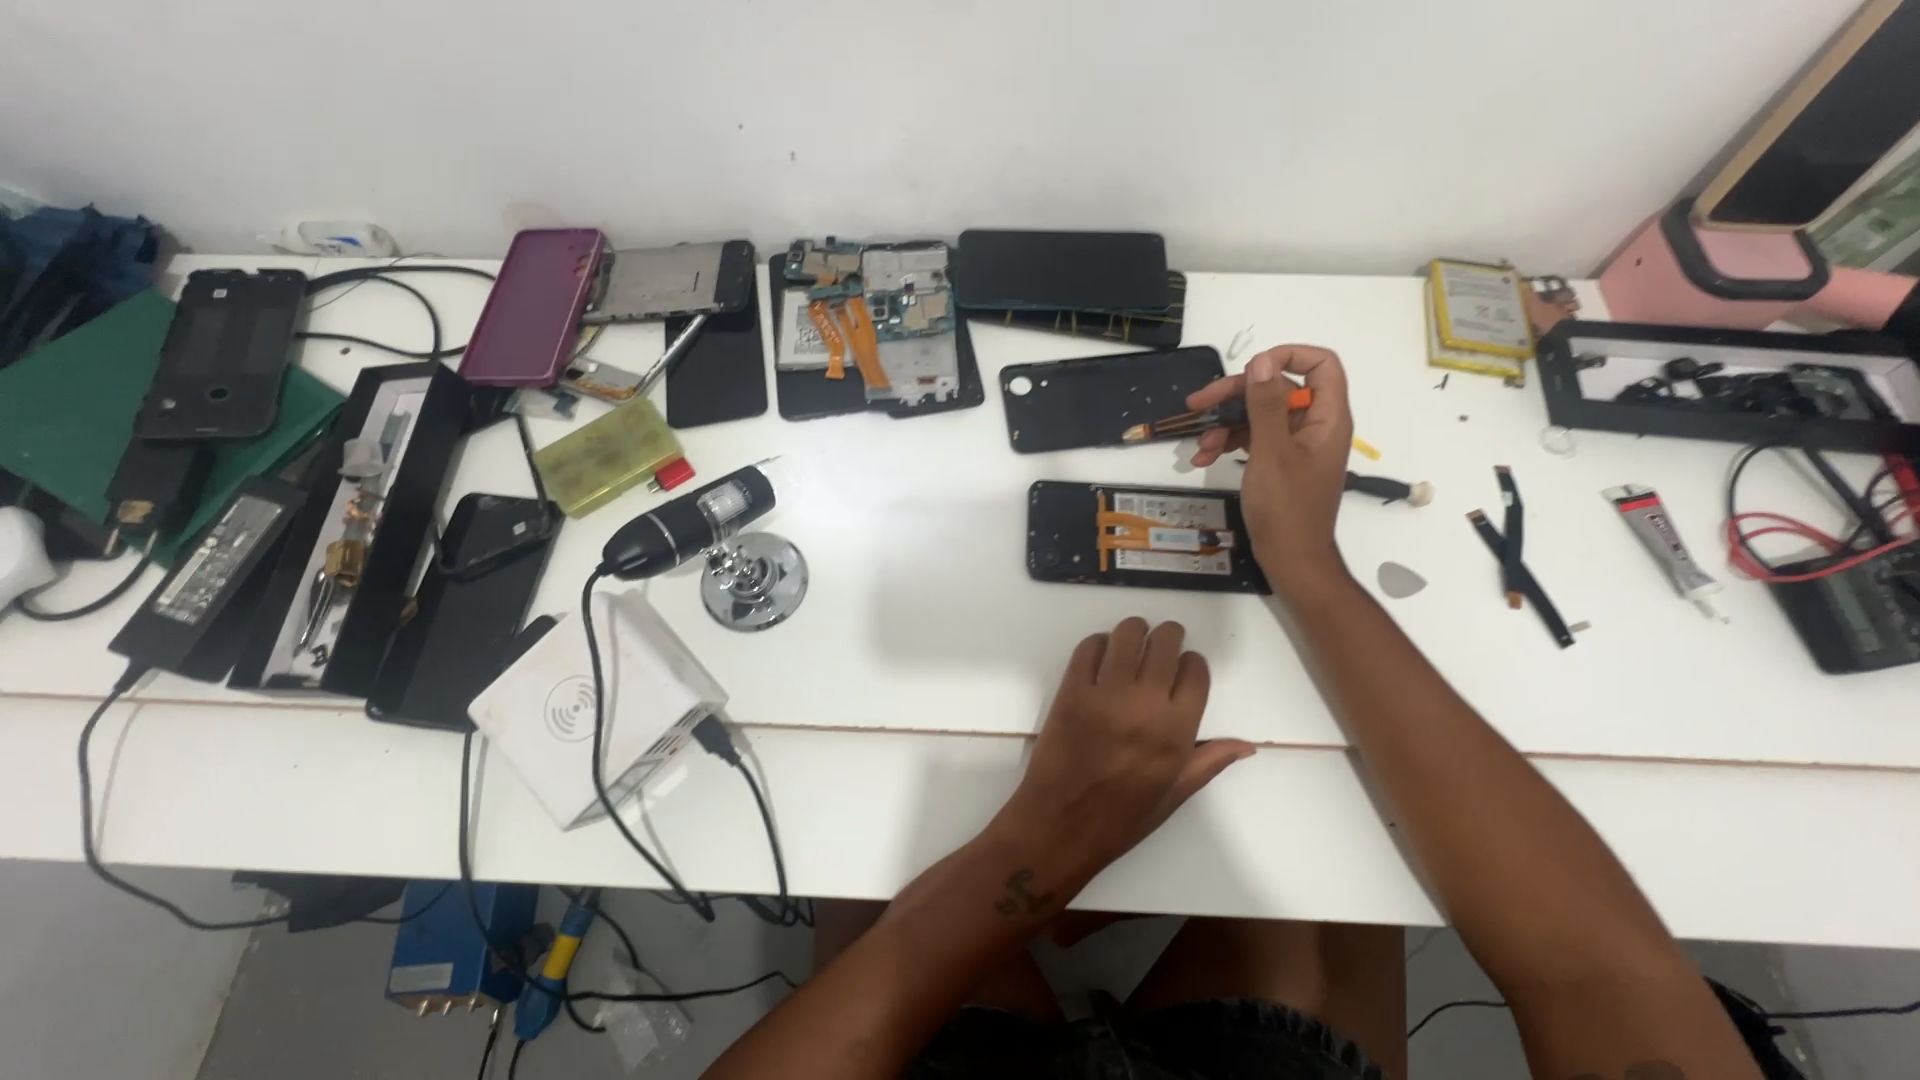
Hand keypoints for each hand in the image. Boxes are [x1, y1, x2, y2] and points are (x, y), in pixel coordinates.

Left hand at [992, 618, 1254, 884]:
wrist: (1061, 825)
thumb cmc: (1121, 818)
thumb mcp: (1174, 795)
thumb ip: (1209, 761)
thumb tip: (1246, 744)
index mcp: (1177, 732)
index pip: (1196, 672)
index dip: (1192, 664)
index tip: (1184, 667)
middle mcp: (1146, 705)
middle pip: (1164, 644)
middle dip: (1168, 637)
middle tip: (1161, 642)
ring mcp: (1106, 695)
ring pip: (1127, 635)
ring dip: (1134, 631)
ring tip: (1133, 640)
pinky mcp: (1071, 691)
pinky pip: (1089, 648)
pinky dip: (1098, 643)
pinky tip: (1102, 654)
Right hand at [1187, 344, 1355, 598]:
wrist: (1291, 560)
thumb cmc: (1286, 508)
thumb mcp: (1272, 452)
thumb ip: (1267, 405)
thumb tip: (1262, 362)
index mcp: (1327, 418)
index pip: (1321, 365)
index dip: (1287, 356)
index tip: (1251, 368)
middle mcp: (1315, 426)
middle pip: (1278, 389)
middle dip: (1237, 394)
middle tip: (1199, 402)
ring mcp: (1296, 445)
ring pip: (1260, 414)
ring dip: (1226, 423)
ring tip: (1199, 443)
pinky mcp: (1279, 462)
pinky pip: (1254, 439)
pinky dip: (1230, 443)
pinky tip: (1204, 457)